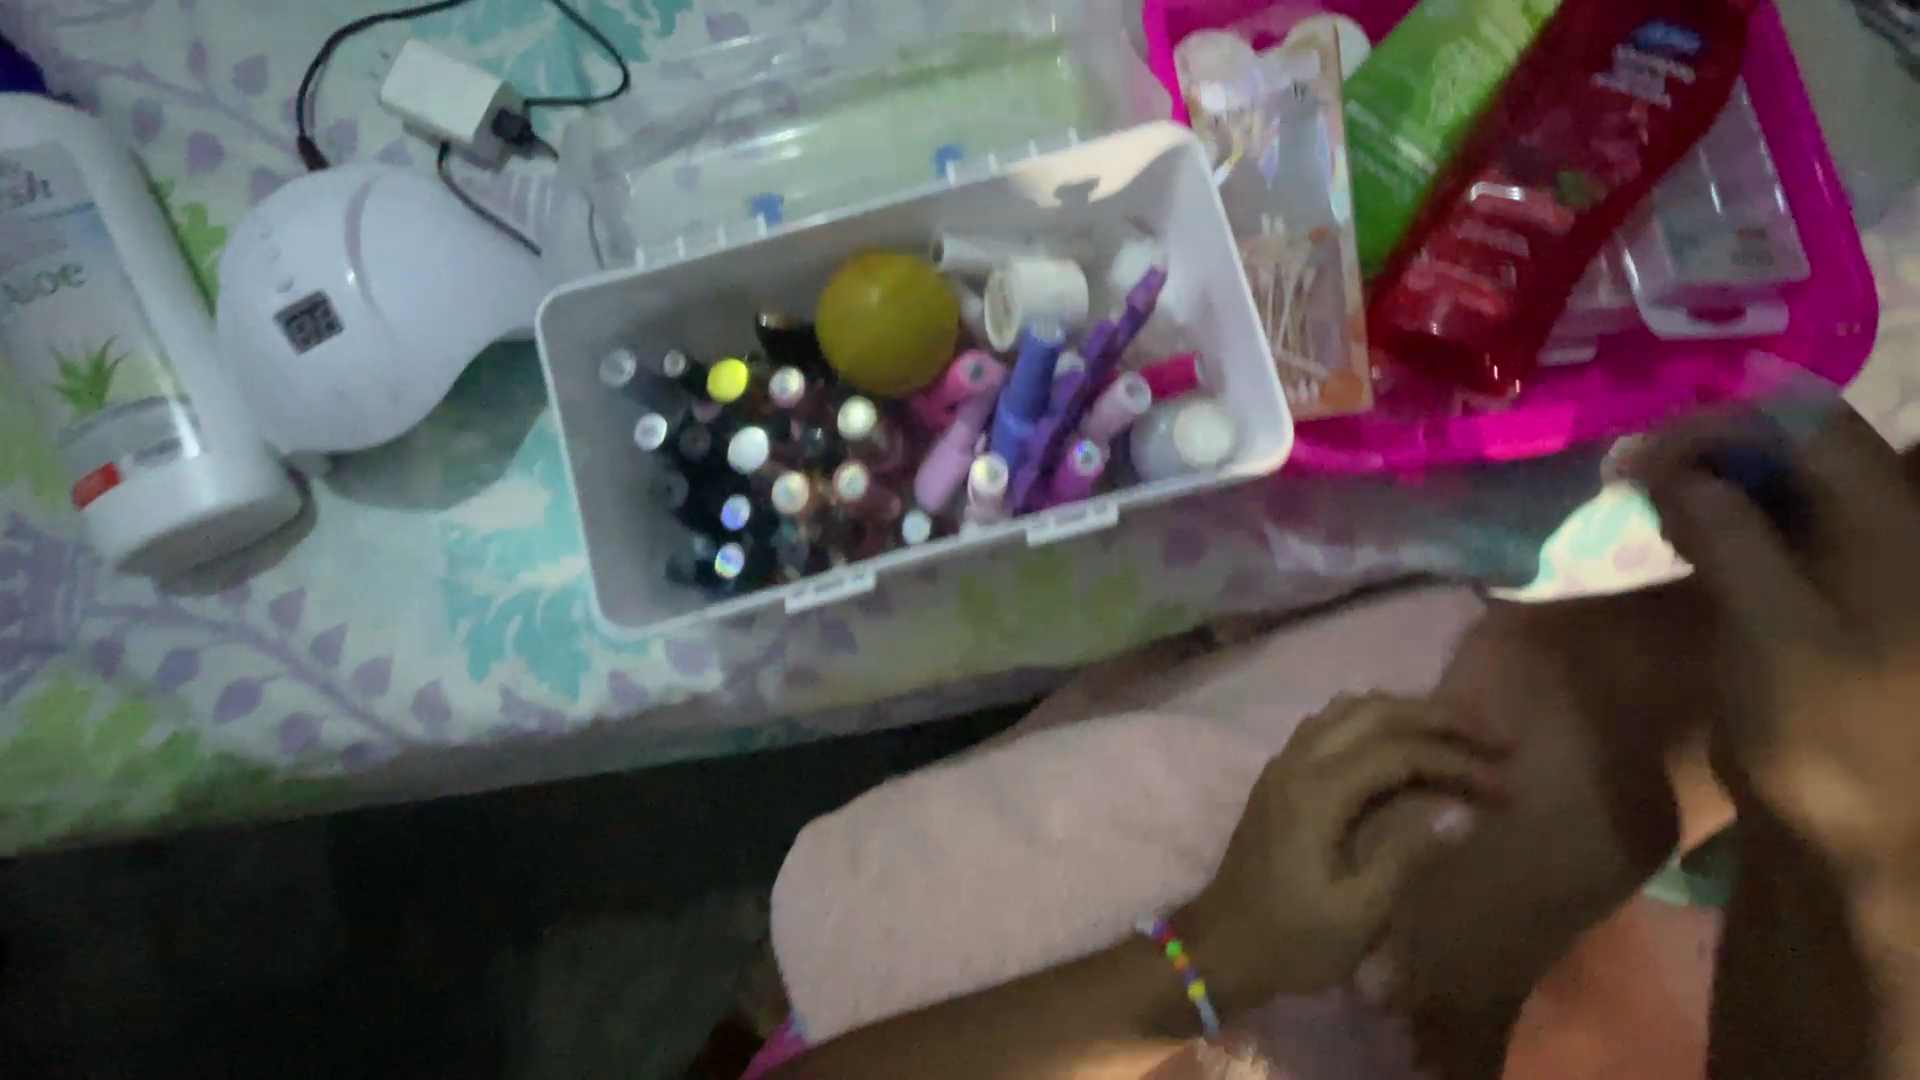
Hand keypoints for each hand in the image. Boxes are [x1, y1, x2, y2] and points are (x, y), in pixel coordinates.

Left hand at [1181, 693, 1511, 1010]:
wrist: (1223, 942)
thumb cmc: (1293, 937)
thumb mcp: (1358, 910)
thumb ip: (1407, 853)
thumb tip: (1464, 809)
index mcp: (1315, 792)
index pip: (1397, 751)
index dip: (1458, 762)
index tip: (1510, 787)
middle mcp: (1295, 762)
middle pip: (1372, 712)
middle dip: (1439, 717)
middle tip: (1498, 739)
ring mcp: (1283, 764)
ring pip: (1347, 711)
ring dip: (1405, 713)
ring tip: (1460, 736)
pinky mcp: (1280, 775)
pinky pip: (1329, 726)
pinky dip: (1373, 724)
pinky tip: (1404, 746)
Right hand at [1633, 410, 1919, 881]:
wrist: (1869, 832)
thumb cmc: (1826, 732)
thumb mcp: (1770, 630)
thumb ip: (1729, 539)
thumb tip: (1671, 469)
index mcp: (1900, 534)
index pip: (1814, 431)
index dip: (1722, 424)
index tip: (1637, 450)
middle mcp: (1897, 535)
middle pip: (1807, 450)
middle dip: (1714, 446)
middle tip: (1634, 468)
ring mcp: (1868, 568)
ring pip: (1791, 487)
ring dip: (1715, 481)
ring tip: (1648, 495)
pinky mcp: (1834, 601)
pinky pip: (1780, 529)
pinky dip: (1725, 519)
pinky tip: (1681, 534)